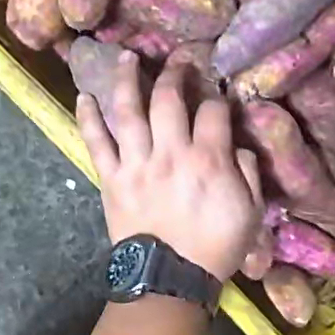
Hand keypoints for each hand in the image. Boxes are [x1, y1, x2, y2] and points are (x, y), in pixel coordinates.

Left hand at [77, 51, 264, 280]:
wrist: (169, 278)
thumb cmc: (215, 246)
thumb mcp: (251, 212)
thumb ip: (247, 172)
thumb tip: (235, 143)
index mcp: (208, 158)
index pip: (213, 111)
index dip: (216, 97)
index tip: (216, 93)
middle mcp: (170, 151)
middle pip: (168, 99)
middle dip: (173, 73)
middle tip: (176, 62)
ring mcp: (136, 162)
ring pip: (128, 110)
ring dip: (126, 79)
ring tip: (125, 56)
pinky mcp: (111, 177)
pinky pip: (96, 142)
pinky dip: (88, 118)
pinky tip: (83, 96)